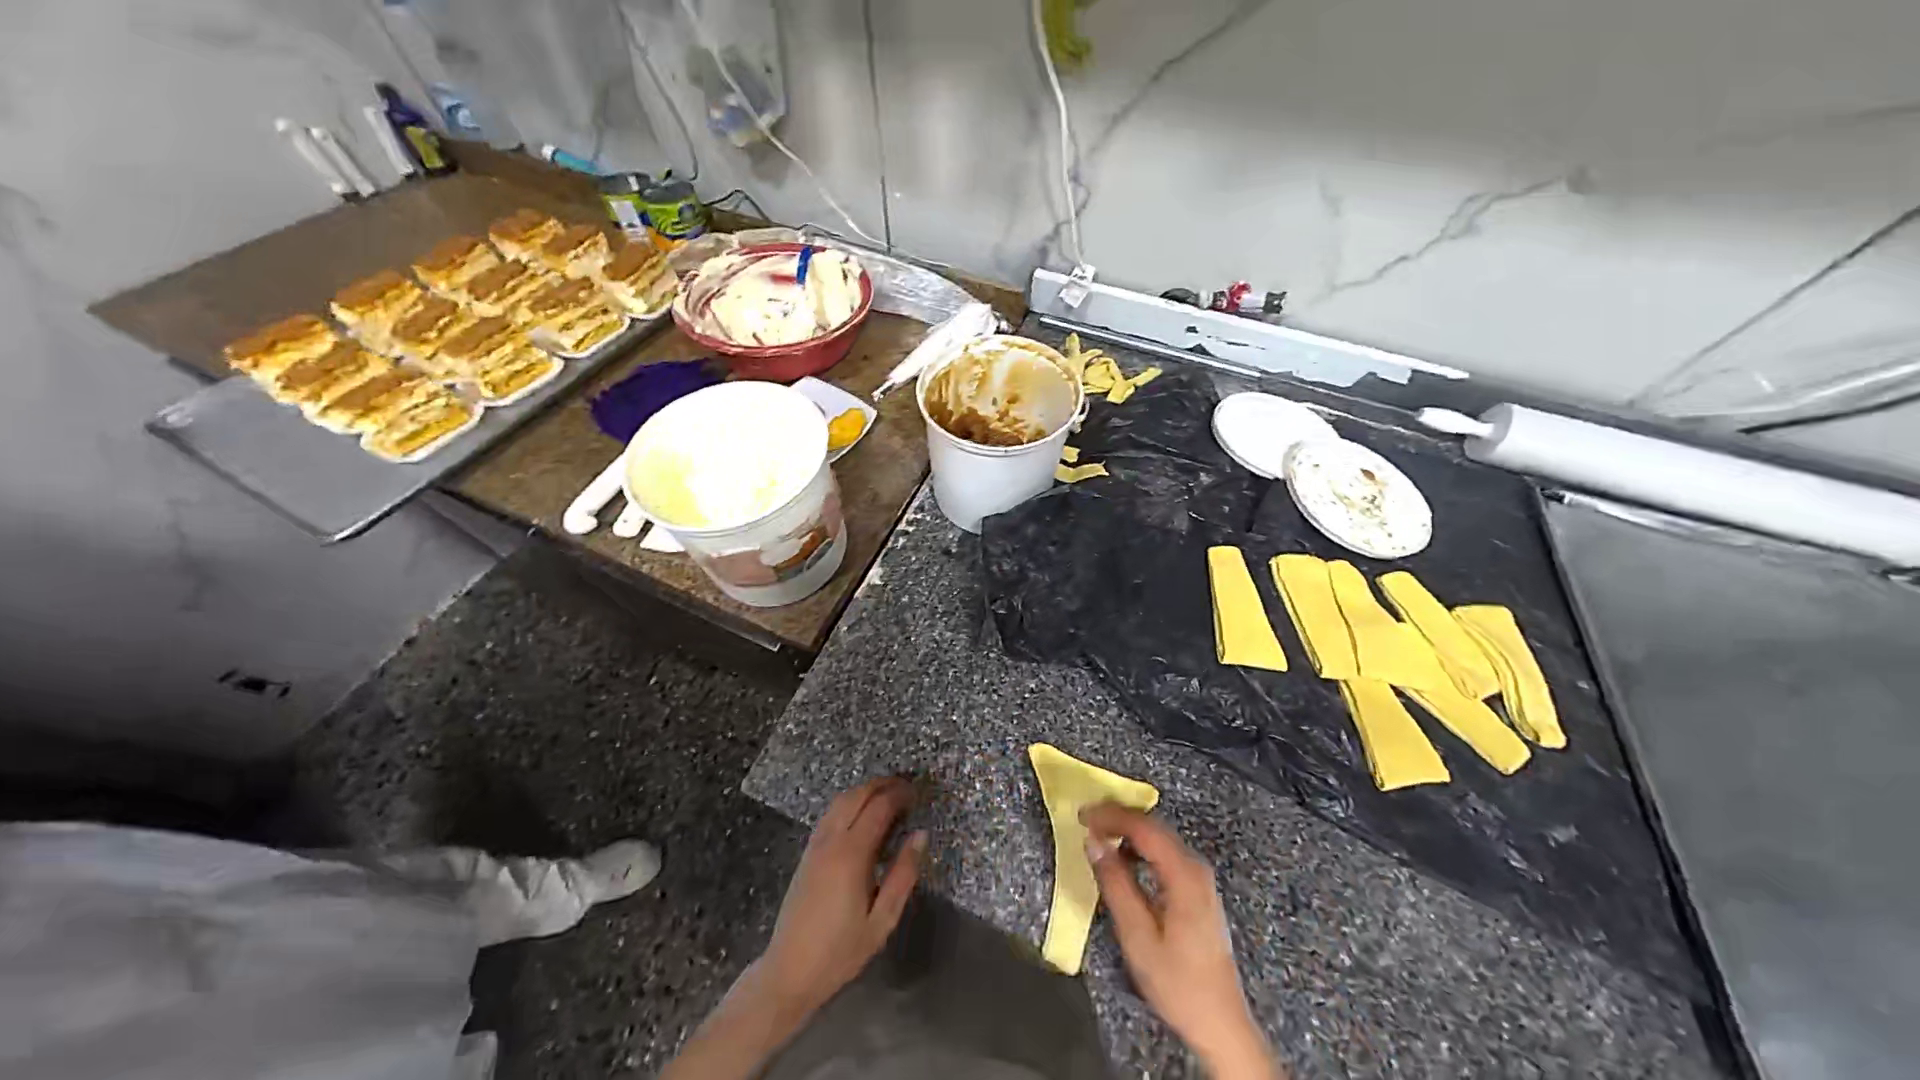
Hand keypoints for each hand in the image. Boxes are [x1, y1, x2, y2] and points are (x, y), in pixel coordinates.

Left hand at [750, 776, 926, 1015]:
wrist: (789, 971)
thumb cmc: (841, 951)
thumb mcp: (882, 919)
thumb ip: (903, 874)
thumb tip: (920, 834)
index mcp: (851, 855)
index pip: (878, 808)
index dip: (900, 794)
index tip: (918, 793)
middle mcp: (830, 842)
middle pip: (856, 795)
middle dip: (882, 784)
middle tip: (906, 786)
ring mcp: (814, 846)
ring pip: (839, 801)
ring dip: (864, 791)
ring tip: (889, 795)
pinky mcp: (807, 854)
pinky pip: (830, 815)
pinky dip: (849, 803)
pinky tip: (862, 815)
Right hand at [1082, 804, 1282, 1079]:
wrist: (1219, 1021)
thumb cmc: (1176, 982)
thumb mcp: (1137, 934)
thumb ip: (1115, 883)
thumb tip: (1094, 842)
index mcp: (1184, 875)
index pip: (1144, 828)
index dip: (1111, 816)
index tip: (1081, 815)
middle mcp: (1196, 868)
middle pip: (1155, 827)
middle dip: (1118, 819)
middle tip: (1086, 821)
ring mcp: (1201, 878)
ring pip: (1160, 839)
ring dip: (1129, 832)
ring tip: (1098, 836)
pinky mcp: (1199, 890)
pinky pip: (1166, 854)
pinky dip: (1141, 849)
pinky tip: (1124, 860)